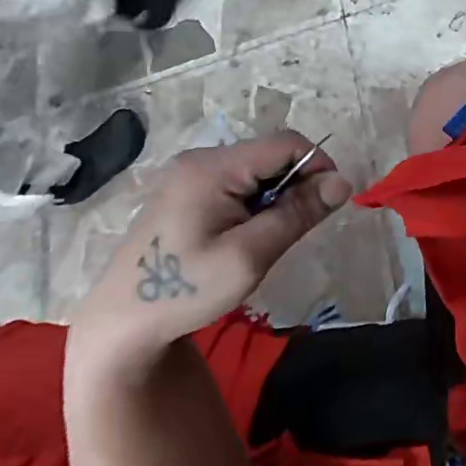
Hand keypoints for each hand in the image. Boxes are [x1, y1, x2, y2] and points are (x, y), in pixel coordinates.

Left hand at [67, 133, 354, 369]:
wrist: (123, 322)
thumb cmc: (187, 290)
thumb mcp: (250, 255)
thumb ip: (297, 213)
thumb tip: (343, 180)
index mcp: (213, 167)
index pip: (285, 143)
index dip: (317, 166)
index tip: (330, 204)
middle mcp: (200, 159)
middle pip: (269, 155)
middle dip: (294, 186)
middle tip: (291, 233)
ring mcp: (189, 175)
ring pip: (254, 171)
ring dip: (274, 198)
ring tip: (264, 241)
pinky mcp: (185, 192)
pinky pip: (235, 184)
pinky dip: (253, 205)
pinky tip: (243, 238)